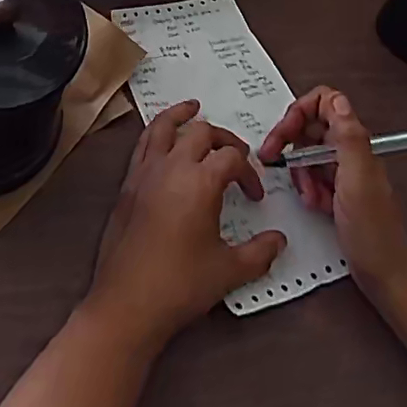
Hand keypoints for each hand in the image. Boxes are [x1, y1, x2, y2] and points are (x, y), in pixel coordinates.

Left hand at [86, 100, 286, 344]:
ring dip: (181, 115)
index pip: (231, 158)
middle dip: (223, 138)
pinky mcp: (128, 181)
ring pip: (164, 127)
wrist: (129, 299)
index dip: (248, 172)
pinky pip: (143, 143)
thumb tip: (279, 241)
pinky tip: (162, 136)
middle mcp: (172, 166)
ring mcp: (145, 170)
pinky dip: (156, 130)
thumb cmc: (181, 283)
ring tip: (193, 107)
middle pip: (201, 133)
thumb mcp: (229, 270)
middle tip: (235, 153)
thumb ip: (259, 253)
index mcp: (200, 181)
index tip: (254, 196)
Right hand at [257, 87, 406, 295]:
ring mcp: (343, 170)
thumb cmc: (375, 233)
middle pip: (310, 126)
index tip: (286, 132)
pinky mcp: (337, 189)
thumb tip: (337, 100)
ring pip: (307, 151)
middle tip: (275, 157)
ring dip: (300, 170)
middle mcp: (350, 150)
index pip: (325, 103)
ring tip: (308, 193)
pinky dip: (306, 186)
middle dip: (291, 143)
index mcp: (355, 142)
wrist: (387, 276)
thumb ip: (348, 138)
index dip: (300, 111)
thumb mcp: (357, 181)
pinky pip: (311, 175)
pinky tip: (314, 203)